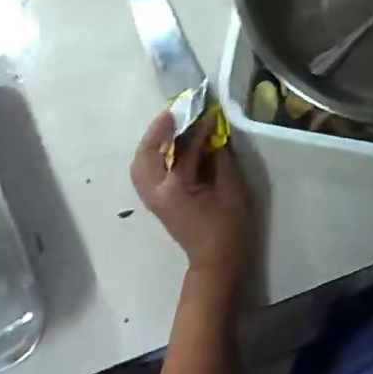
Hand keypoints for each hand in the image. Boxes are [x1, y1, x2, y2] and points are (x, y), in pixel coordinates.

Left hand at [130, 109, 251, 281]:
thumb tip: (214, 133)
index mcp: (175, 187)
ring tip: (168, 126)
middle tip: (175, 112)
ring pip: (140, 162)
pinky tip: (166, 147)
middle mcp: (156, 191)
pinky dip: (151, 156)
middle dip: (159, 130)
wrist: (216, 262)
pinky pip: (144, 172)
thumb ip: (220, 158)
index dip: (197, 128)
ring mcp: (151, 198)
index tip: (207, 110)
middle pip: (147, 152)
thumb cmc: (229, 228)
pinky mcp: (154, 202)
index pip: (184, 149)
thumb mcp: (232, 189)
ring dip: (152, 142)